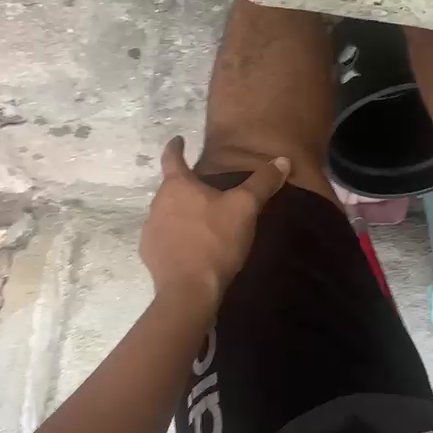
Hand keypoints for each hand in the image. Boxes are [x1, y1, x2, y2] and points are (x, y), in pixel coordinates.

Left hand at [139, 138, 289, 309]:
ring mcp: (150, 230)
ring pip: (168, 213)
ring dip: (182, 213)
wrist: (189, 292)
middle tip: (208, 191)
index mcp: (177, 186)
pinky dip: (177, 238)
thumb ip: (262, 182)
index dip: (176, 146)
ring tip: (203, 221)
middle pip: (172, 187)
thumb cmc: (215, 241)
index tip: (179, 139)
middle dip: (188, 187)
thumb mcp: (245, 208)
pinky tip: (192, 248)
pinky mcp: (150, 255)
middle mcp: (158, 203)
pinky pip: (164, 238)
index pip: (172, 157)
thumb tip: (282, 160)